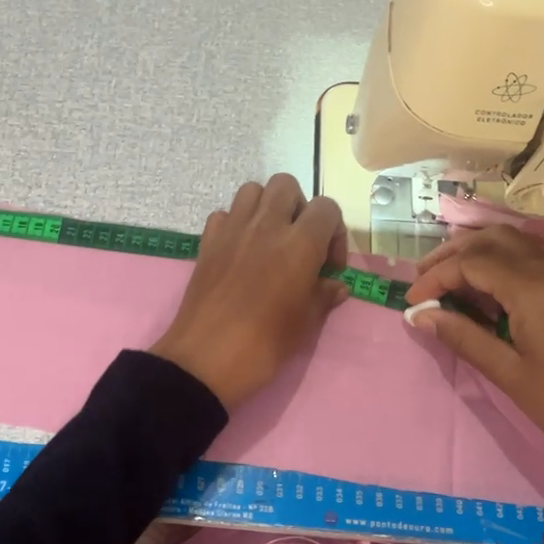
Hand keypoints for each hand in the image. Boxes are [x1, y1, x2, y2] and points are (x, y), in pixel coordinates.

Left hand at [151, 174, 350, 409]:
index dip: (334, 232)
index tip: (328, 266)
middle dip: (299, 207)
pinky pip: (224, 214)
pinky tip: (239, 251)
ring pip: (253, 190)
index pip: (327, 208)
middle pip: (286, 185)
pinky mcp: (207, 241)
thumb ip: (324, 296)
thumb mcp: (306, 324)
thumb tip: (335, 285)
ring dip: (266, 207)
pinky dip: (235, 223)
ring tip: (269, 240)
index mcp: (300, 243)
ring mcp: (233, 229)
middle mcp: (266, 225)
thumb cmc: (265, 343)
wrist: (207, 358)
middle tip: (299, 243)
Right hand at [405, 226, 543, 534]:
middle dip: (455, 254)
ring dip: (483, 255)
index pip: (471, 263)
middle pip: (495, 240)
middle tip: (426, 279)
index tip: (412, 302)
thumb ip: (464, 337)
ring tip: (456, 284)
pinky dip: (509, 267)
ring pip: (520, 246)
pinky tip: (497, 298)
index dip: (435, 277)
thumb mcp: (510, 375)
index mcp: (533, 289)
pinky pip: (540, 264)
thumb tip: (422, 315)